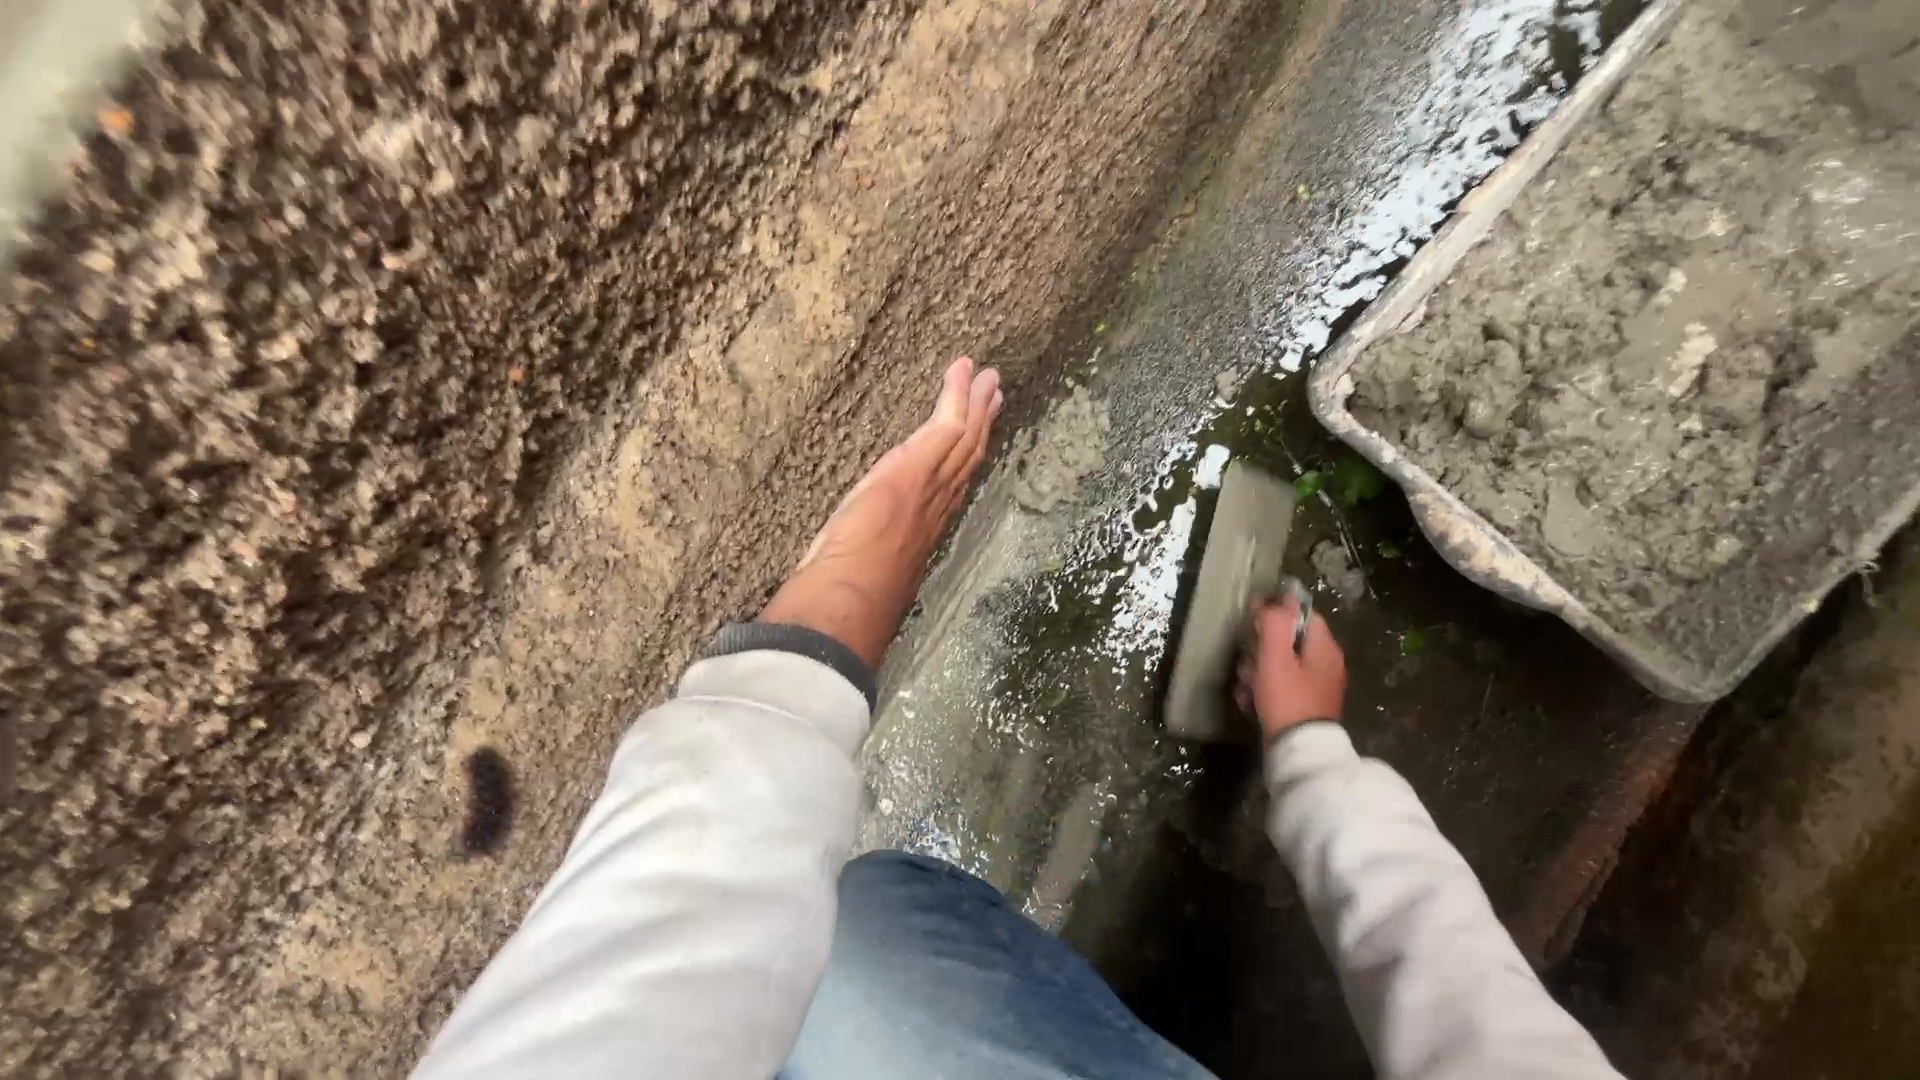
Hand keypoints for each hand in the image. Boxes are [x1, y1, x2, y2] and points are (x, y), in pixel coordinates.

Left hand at [759, 356, 1001, 666]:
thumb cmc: (849, 592)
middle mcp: (937, 504)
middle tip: (995, 397)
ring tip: (988, 377)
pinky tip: (964, 369)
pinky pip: (946, 422)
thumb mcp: (866, 574)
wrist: (852, 593)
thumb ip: (871, 564)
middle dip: (982, 426)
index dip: (964, 461)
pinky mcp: (916, 465)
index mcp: (923, 528)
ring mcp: (930, 483)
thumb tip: (863, 576)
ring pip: (963, 437)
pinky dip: (956, 394)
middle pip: (967, 457)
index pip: (950, 487)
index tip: (975, 440)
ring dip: (976, 404)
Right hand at [1238, 591, 1346, 742]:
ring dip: (1256, 670)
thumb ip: (1275, 623)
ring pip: (1279, 663)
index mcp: (1324, 647)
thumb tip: (1277, 598)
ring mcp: (1316, 685)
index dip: (1275, 612)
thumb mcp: (1276, 657)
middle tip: (1249, 661)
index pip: (1300, 613)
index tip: (1251, 620)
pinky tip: (1250, 701)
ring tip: (1246, 685)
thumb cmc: (1287, 699)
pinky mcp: (1304, 704)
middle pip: (1287, 639)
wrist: (1299, 752)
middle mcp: (1325, 663)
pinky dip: (1263, 690)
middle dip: (1260, 648)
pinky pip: (1280, 685)